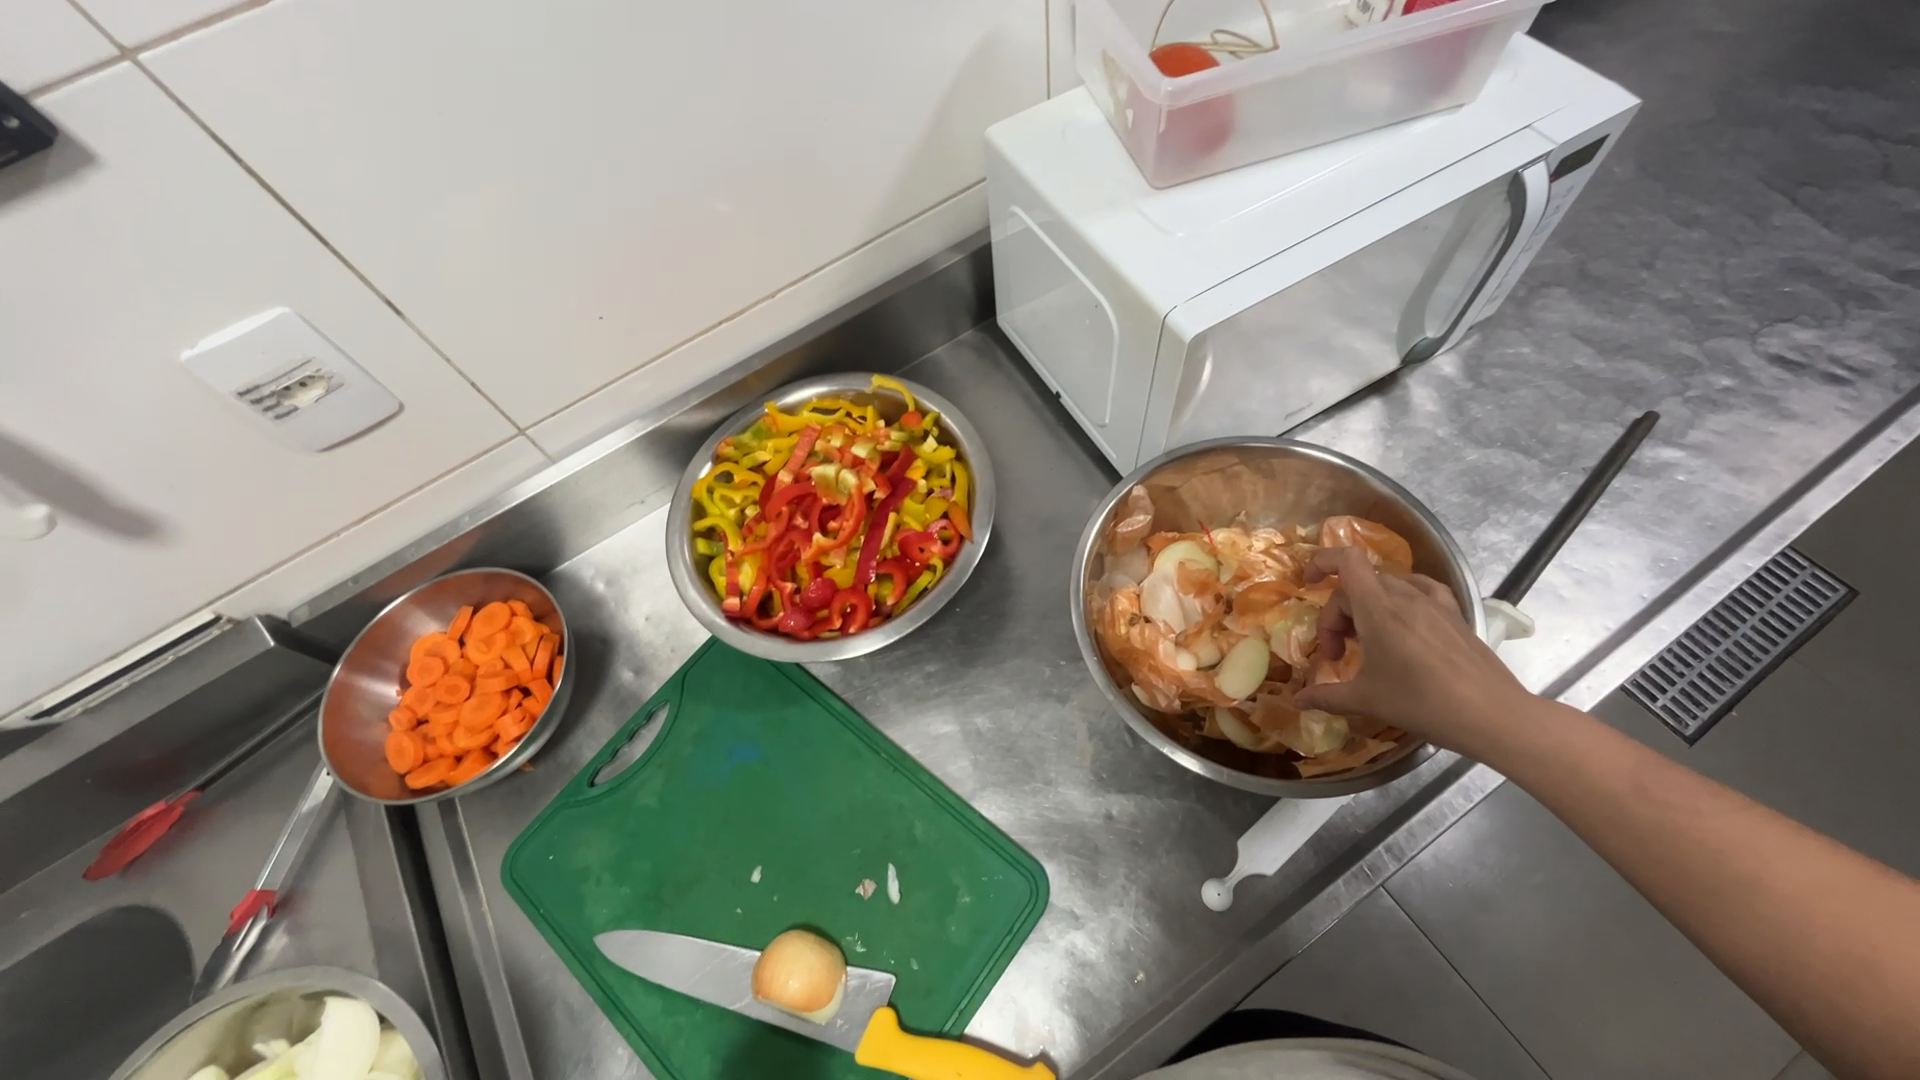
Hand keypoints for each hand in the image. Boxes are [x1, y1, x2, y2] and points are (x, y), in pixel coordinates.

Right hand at [1293, 546, 1531, 754]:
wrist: (1492, 715)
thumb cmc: (1423, 703)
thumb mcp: (1367, 700)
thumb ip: (1327, 696)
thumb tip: (1297, 700)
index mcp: (1378, 610)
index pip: (1347, 561)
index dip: (1322, 562)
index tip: (1308, 585)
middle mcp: (1406, 597)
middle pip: (1359, 584)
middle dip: (1339, 614)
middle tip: (1339, 653)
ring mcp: (1434, 603)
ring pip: (1387, 587)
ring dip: (1367, 607)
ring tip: (1367, 642)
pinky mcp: (1454, 615)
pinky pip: (1420, 589)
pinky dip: (1402, 597)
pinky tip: (1403, 619)